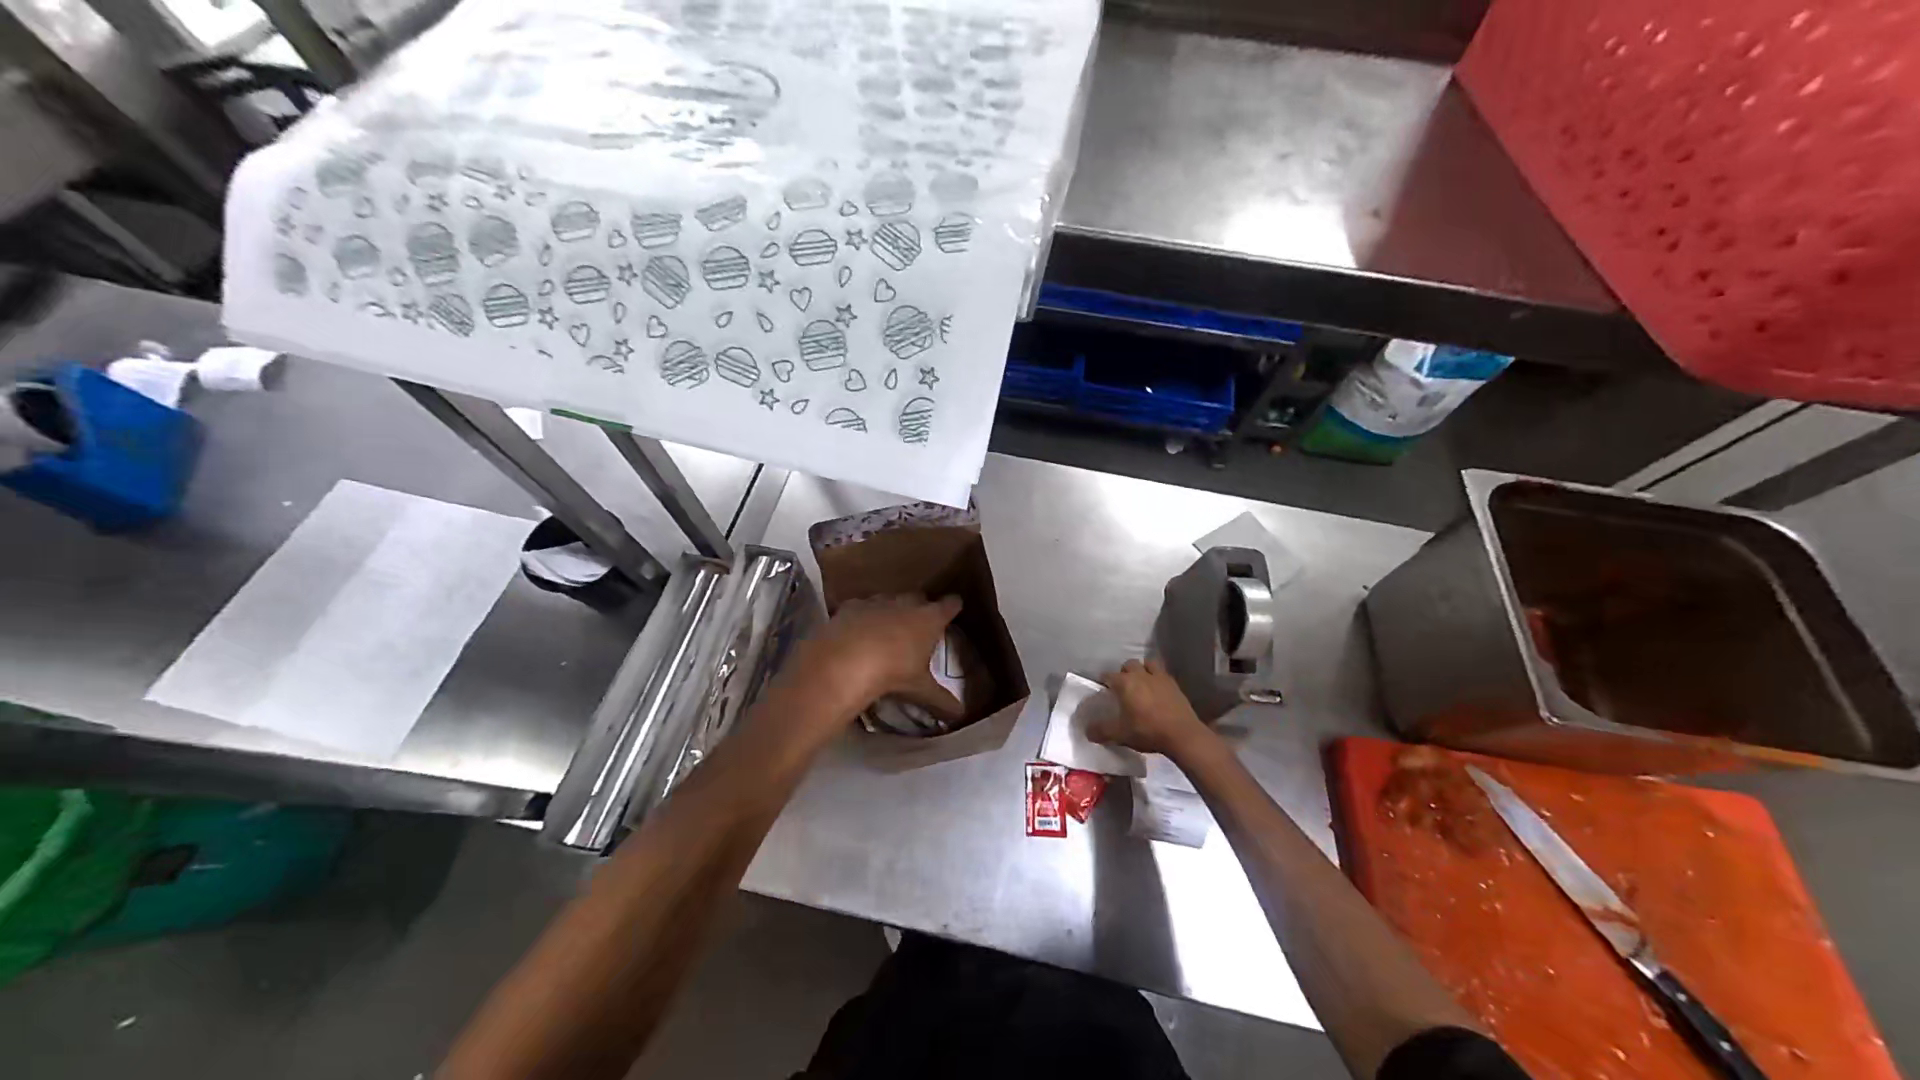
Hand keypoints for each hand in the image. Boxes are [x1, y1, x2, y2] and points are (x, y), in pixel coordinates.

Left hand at [783, 594, 964, 723]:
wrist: (845, 661)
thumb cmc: (894, 672)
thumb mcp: (920, 690)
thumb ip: (941, 701)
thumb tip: (960, 715)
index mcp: (929, 619)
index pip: (949, 605)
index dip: (953, 605)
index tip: (955, 605)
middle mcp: (905, 603)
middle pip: (918, 597)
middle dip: (920, 607)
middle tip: (920, 622)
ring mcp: (876, 602)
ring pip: (889, 599)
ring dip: (890, 610)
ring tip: (887, 628)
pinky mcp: (850, 606)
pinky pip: (861, 607)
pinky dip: (862, 616)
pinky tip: (857, 631)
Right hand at [1090, 658, 1210, 758]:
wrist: (1182, 734)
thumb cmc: (1147, 731)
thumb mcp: (1120, 735)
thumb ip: (1101, 731)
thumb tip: (1087, 731)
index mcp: (1125, 683)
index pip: (1108, 675)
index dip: (1104, 681)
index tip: (1103, 690)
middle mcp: (1141, 675)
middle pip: (1129, 665)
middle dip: (1124, 672)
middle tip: (1123, 687)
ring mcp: (1160, 677)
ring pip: (1148, 664)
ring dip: (1142, 669)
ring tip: (1141, 682)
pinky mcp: (1174, 684)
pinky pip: (1162, 673)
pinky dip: (1157, 677)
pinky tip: (1157, 689)